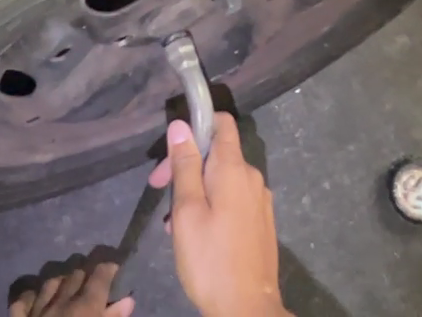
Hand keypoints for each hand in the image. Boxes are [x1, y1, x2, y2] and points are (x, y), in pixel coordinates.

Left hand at [10, 262, 133, 316]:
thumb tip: (127, 301)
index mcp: (86, 306)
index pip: (100, 274)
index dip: (108, 268)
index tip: (115, 269)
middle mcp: (61, 301)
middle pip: (76, 274)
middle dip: (86, 274)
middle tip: (93, 283)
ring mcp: (36, 310)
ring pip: (50, 282)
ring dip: (61, 282)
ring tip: (68, 288)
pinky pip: (22, 301)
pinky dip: (31, 297)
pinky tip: (36, 300)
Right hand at [148, 113, 290, 316]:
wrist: (248, 310)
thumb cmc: (211, 258)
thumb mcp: (187, 210)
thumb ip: (185, 165)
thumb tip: (180, 124)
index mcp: (234, 168)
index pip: (222, 123)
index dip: (198, 124)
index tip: (173, 147)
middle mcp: (252, 177)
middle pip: (218, 154)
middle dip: (187, 165)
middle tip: (159, 191)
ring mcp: (260, 201)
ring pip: (223, 180)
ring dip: (197, 191)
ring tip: (174, 224)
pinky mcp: (262, 222)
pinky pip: (234, 200)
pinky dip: (213, 205)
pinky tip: (197, 234)